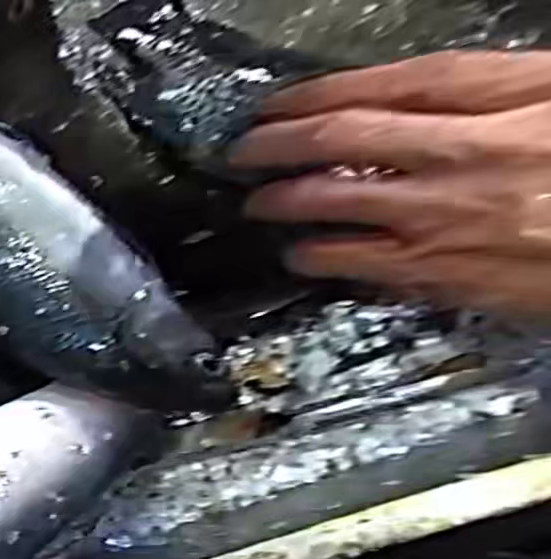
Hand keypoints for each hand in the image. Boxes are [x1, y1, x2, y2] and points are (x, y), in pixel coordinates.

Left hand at [231, 50, 550, 316]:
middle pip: (347, 138)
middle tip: (244, 149)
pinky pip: (347, 262)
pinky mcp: (436, 270)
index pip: (408, 82)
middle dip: (278, 143)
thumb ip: (508, 101)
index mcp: (539, 92)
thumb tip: (420, 107)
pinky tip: (298, 252)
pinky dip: (311, 254)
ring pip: (329, 202)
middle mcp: (481, 151)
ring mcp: (450, 215)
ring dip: (279, 201)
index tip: (278, 103)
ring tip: (259, 200)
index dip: (327, 92)